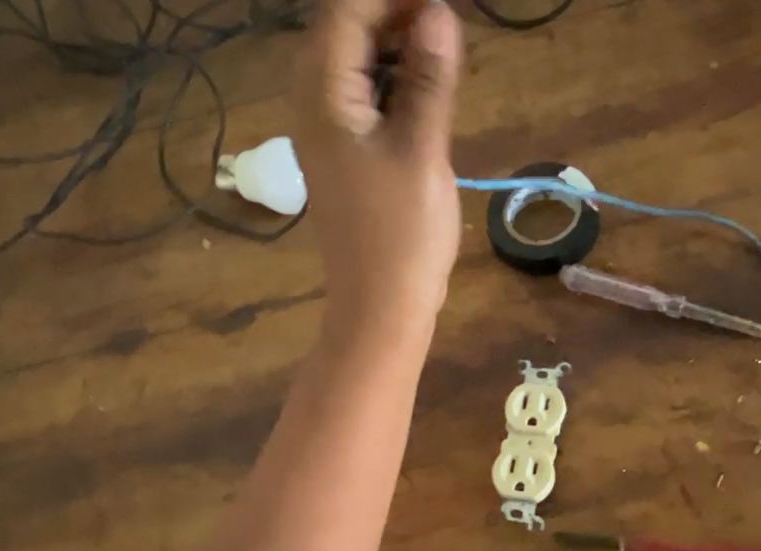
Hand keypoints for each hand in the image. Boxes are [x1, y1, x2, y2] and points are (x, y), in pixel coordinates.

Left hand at [296, 0, 463, 337]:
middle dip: (394, 17)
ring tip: (443, 54)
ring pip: (356, 68)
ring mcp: (326, 136)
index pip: (347, 13)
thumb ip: (429, 79)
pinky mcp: (344, 160)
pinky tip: (427, 94)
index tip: (441, 4)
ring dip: (396, 51)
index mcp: (324, 98)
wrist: (380, 310)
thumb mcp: (422, 150)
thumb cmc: (401, 235)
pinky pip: (363, 101)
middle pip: (346, 34)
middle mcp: (314, 108)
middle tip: (446, 24)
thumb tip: (437, 13)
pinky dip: (393, 86)